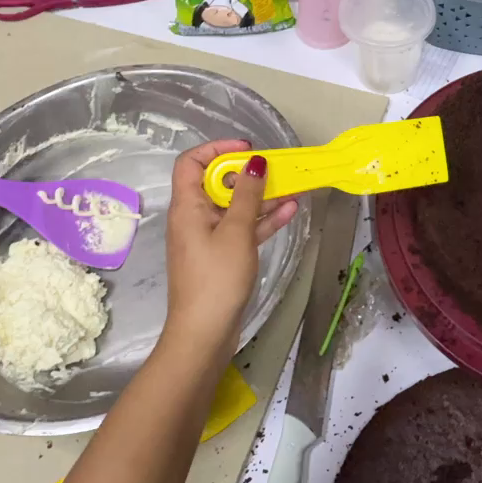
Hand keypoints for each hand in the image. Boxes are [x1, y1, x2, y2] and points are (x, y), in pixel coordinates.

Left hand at [163, 140, 299, 358]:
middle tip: (276, 169)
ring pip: (235, 206)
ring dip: (262, 196)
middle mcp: (195, 217)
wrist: (204, 334)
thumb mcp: (236, 231)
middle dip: (248, 173)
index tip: (247, 150)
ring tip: (293, 187)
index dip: (217, 149)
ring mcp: (209, 237)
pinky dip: (263, 219)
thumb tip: (254, 162)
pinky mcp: (222, 255)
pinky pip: (243, 228)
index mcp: (188, 206)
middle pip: (218, 183)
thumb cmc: (216, 278)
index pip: (191, 162)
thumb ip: (248, 194)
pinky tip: (290, 210)